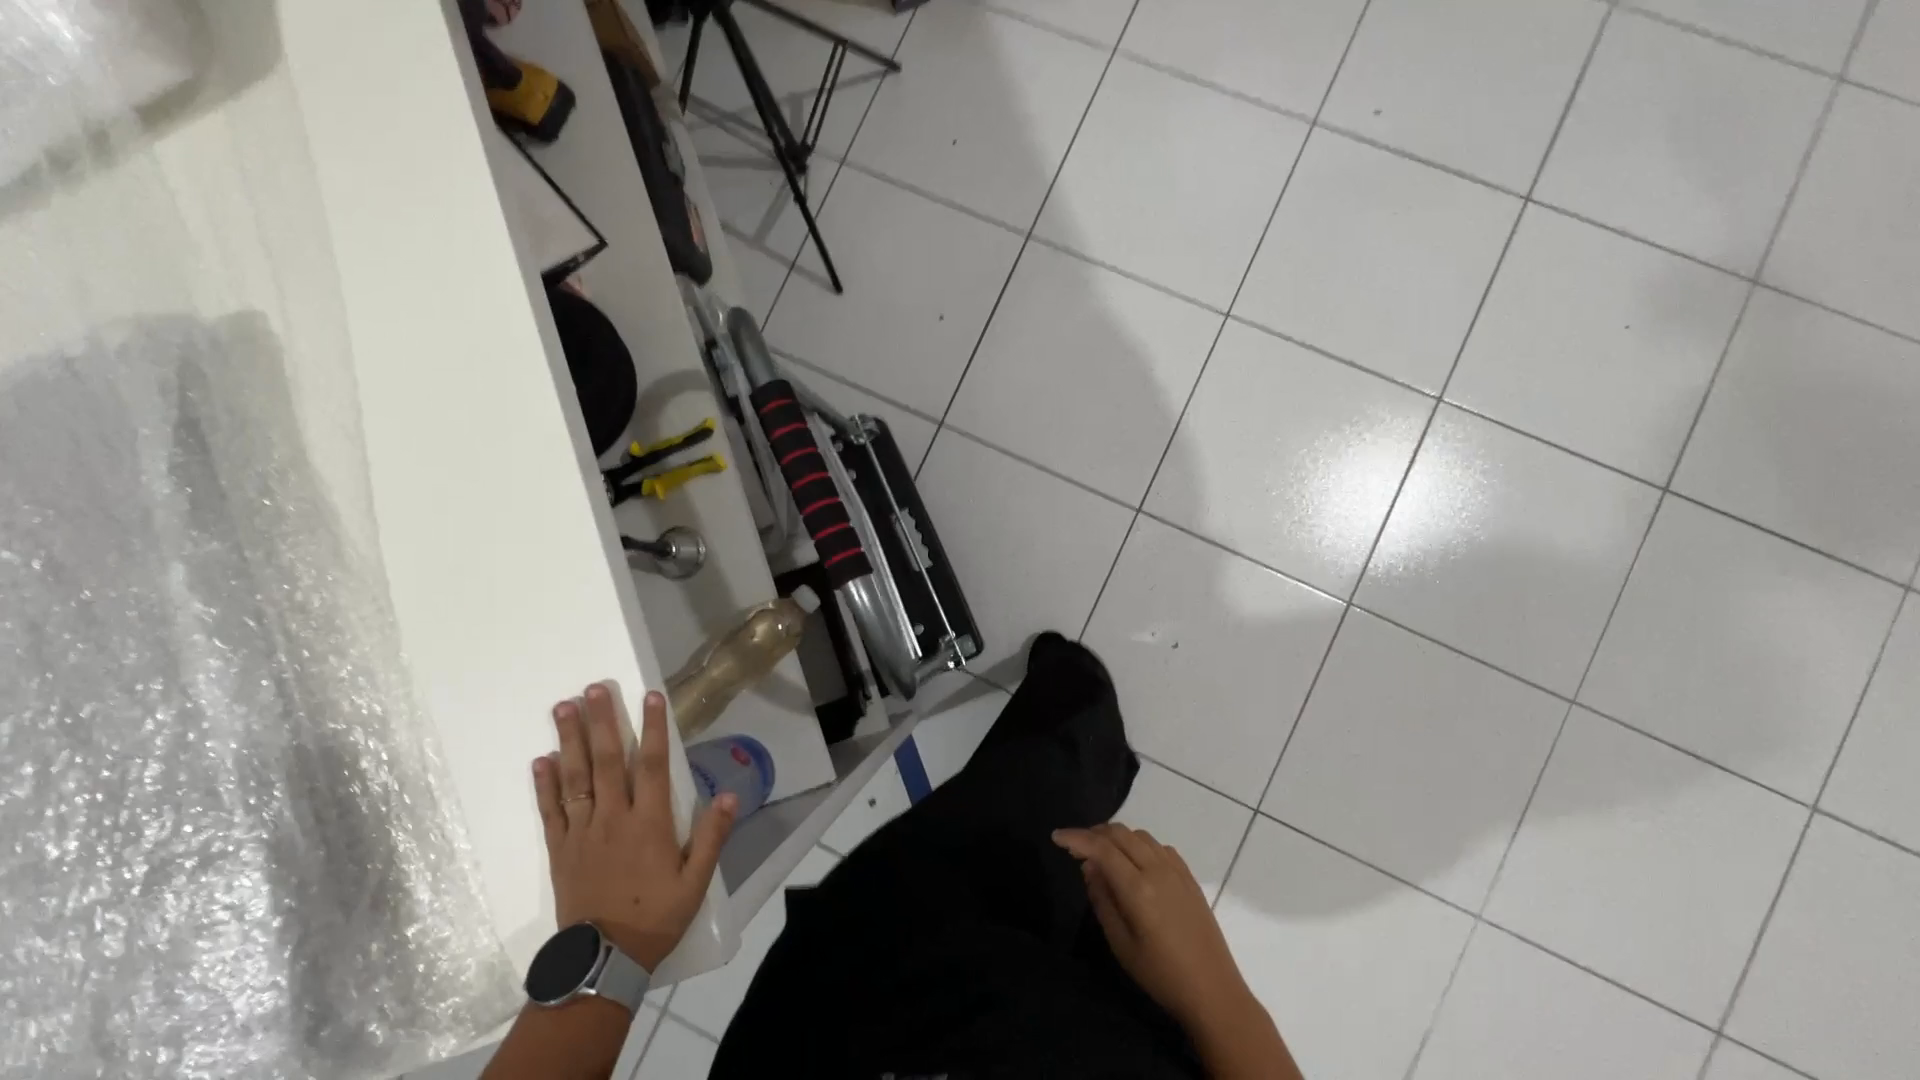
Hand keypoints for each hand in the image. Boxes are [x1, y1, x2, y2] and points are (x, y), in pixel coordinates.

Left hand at [533, 683, 735, 972]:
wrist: (604, 959)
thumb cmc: (656, 918)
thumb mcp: (696, 881)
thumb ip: (712, 836)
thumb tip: (729, 794)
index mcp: (649, 823)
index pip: (650, 764)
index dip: (652, 728)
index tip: (650, 696)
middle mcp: (613, 818)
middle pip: (605, 761)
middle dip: (601, 721)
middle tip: (593, 687)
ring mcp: (582, 832)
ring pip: (574, 778)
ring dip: (568, 740)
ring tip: (563, 707)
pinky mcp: (560, 850)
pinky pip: (551, 811)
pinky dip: (544, 784)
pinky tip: (540, 760)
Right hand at [1053, 823, 1253, 1026]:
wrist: (1213, 990)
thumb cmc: (1161, 975)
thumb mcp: (1121, 944)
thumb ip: (1102, 900)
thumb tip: (1089, 866)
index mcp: (1138, 888)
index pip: (1101, 848)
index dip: (1076, 838)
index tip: (1055, 837)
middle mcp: (1158, 871)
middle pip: (1120, 833)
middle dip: (1093, 833)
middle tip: (1074, 847)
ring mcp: (1177, 872)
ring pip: (1140, 836)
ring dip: (1116, 837)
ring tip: (1101, 854)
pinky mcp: (1190, 879)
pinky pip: (1159, 847)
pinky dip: (1139, 845)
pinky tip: (1134, 863)